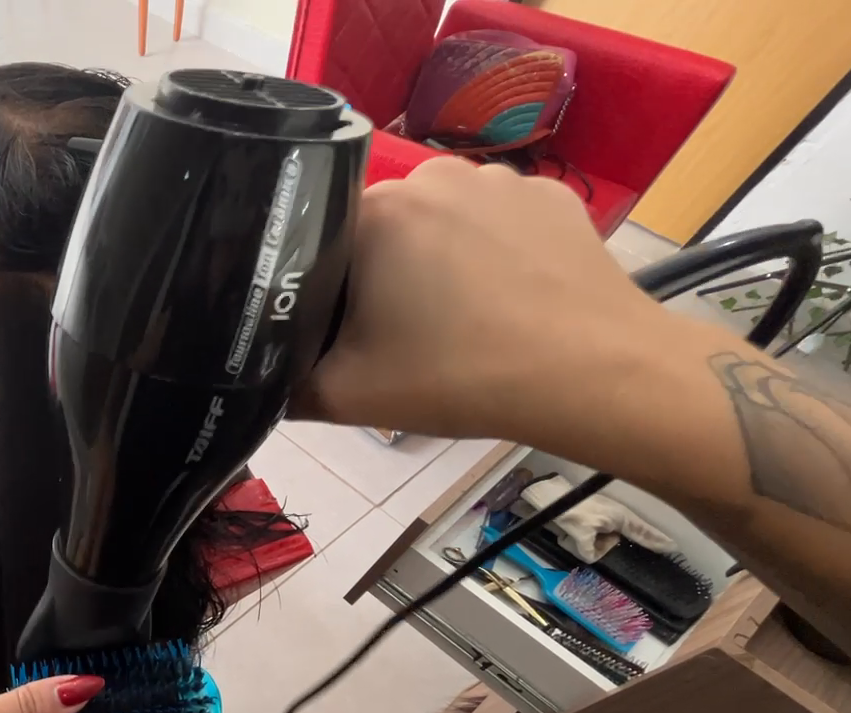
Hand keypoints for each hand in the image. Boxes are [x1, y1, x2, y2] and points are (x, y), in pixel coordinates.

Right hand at [295, 158, 679, 441]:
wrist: (591, 376)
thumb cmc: (454, 376)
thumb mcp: (339, 397)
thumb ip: (279, 387)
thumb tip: (258, 380)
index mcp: (372, 214)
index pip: (313, 245)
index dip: (312, 293)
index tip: (325, 334)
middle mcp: (430, 177)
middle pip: (370, 230)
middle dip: (367, 275)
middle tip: (381, 333)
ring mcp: (498, 180)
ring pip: (429, 222)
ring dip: (421, 261)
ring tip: (440, 316)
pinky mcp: (550, 196)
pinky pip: (486, 221)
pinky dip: (477, 254)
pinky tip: (490, 299)